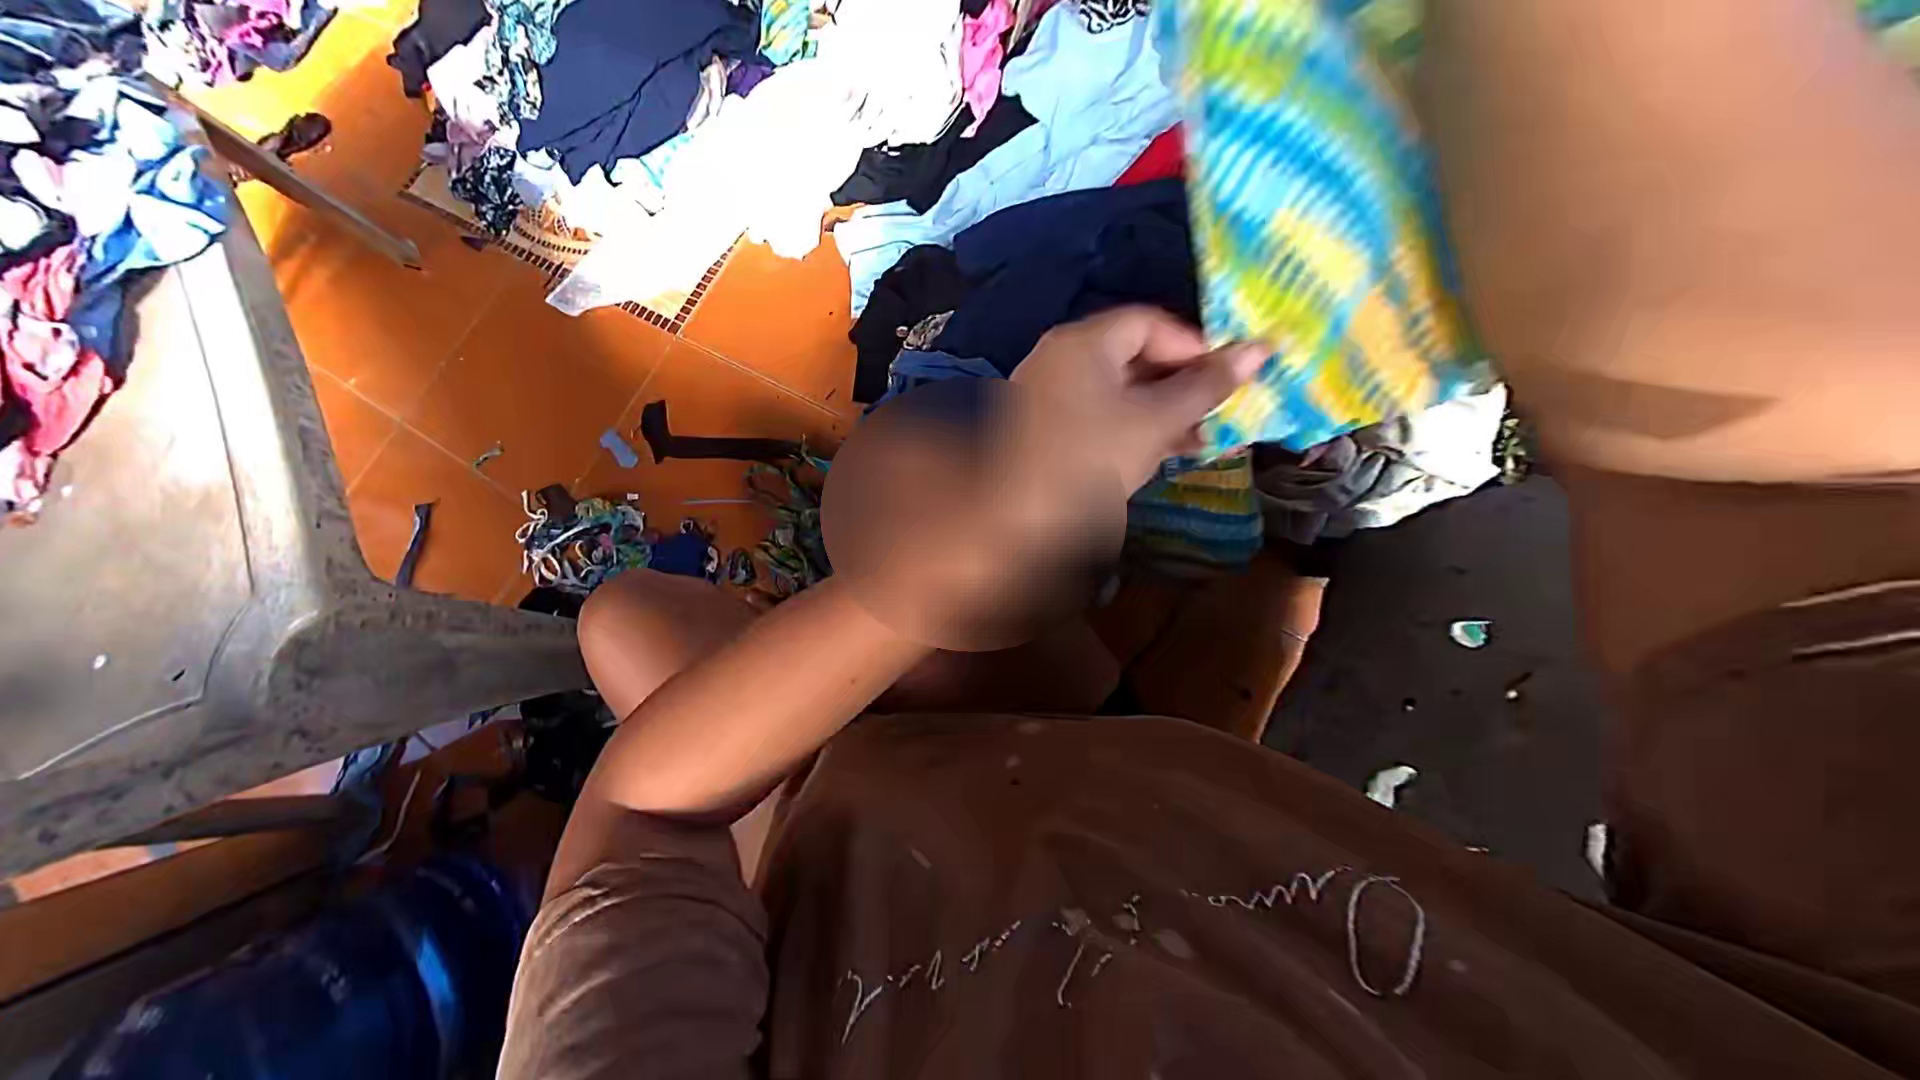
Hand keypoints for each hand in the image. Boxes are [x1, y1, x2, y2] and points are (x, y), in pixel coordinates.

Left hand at [824, 308, 1263, 650]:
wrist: (1011, 521)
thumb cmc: (1089, 457)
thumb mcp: (1153, 420)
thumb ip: (1205, 386)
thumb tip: (1261, 350)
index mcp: (1084, 341)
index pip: (1150, 321)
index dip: (1194, 345)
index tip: (1228, 377)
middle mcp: (1062, 359)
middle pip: (1135, 356)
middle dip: (1180, 383)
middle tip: (1219, 411)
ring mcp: (1051, 396)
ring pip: (1119, 392)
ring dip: (1161, 412)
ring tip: (1200, 440)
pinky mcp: (1047, 432)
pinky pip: (1100, 417)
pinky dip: (1133, 429)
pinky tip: (1163, 454)